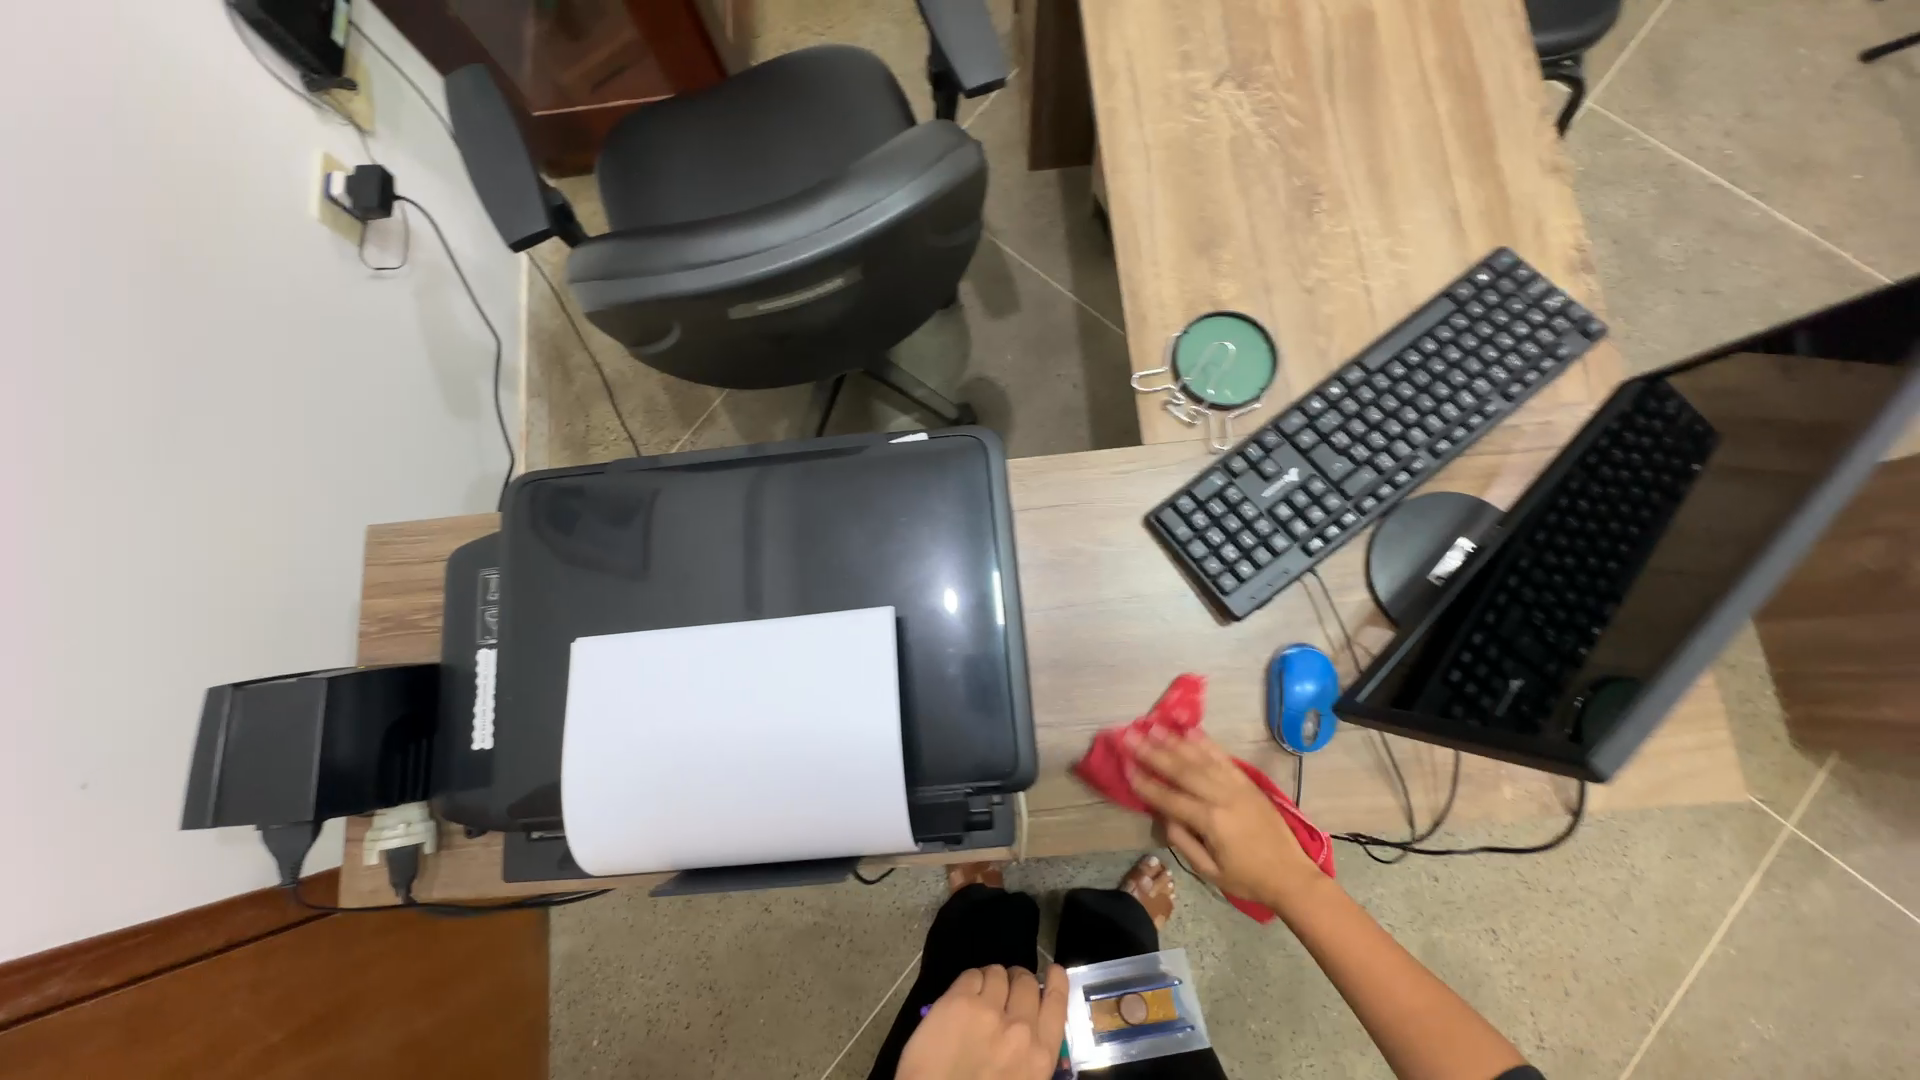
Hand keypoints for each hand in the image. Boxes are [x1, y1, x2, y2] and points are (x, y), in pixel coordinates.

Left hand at [897, 964, 1068, 1079]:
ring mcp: (989, 1011)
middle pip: (1025, 981)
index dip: (1055, 982)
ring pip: (998, 973)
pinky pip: (971, 974)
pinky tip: (963, 996)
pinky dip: (970, 982)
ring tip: (982, 993)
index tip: (1053, 971)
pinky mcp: (959, 1001)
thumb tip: (1029, 1022)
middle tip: (1006, 988)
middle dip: (1017, 980)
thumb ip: (1031, 1051)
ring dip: (992, 980)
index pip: (1057, 1003)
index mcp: (1040, 1056)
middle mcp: (1020, 1029)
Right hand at [1128, 728, 1321, 908]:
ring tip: (1152, 727)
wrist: (1292, 875)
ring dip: (1174, 741)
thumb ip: (1183, 842)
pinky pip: (1222, 757)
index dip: (1145, 782)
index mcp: (1211, 822)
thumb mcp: (1209, 871)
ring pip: (1200, 758)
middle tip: (1129, 737)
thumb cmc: (1247, 878)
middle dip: (1152, 752)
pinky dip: (1205, 742)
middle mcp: (1222, 797)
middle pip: (1182, 770)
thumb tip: (1164, 815)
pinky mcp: (1248, 782)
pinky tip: (1189, 730)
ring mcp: (1237, 786)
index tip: (1124, 766)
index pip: (1170, 798)